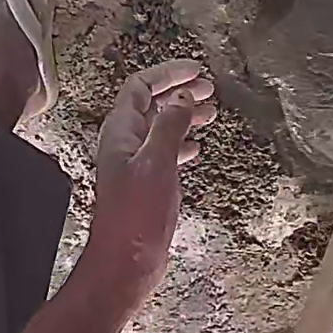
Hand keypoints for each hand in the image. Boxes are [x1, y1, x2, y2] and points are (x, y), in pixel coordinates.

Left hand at [83, 59, 217, 301]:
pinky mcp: (144, 182)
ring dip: (184, 116)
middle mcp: (124, 143)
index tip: (197, 70)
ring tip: (211, 113)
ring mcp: (133, 163)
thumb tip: (183, 98)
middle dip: (179, 92)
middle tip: (209, 89)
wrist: (126, 261)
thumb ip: (170, 127)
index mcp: (121, 131)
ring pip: (160, 127)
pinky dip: (181, 143)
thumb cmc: (137, 215)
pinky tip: (196, 147)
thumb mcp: (158, 163)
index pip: (140, 86)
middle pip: (151, 103)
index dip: (168, 73)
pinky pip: (164, 151)